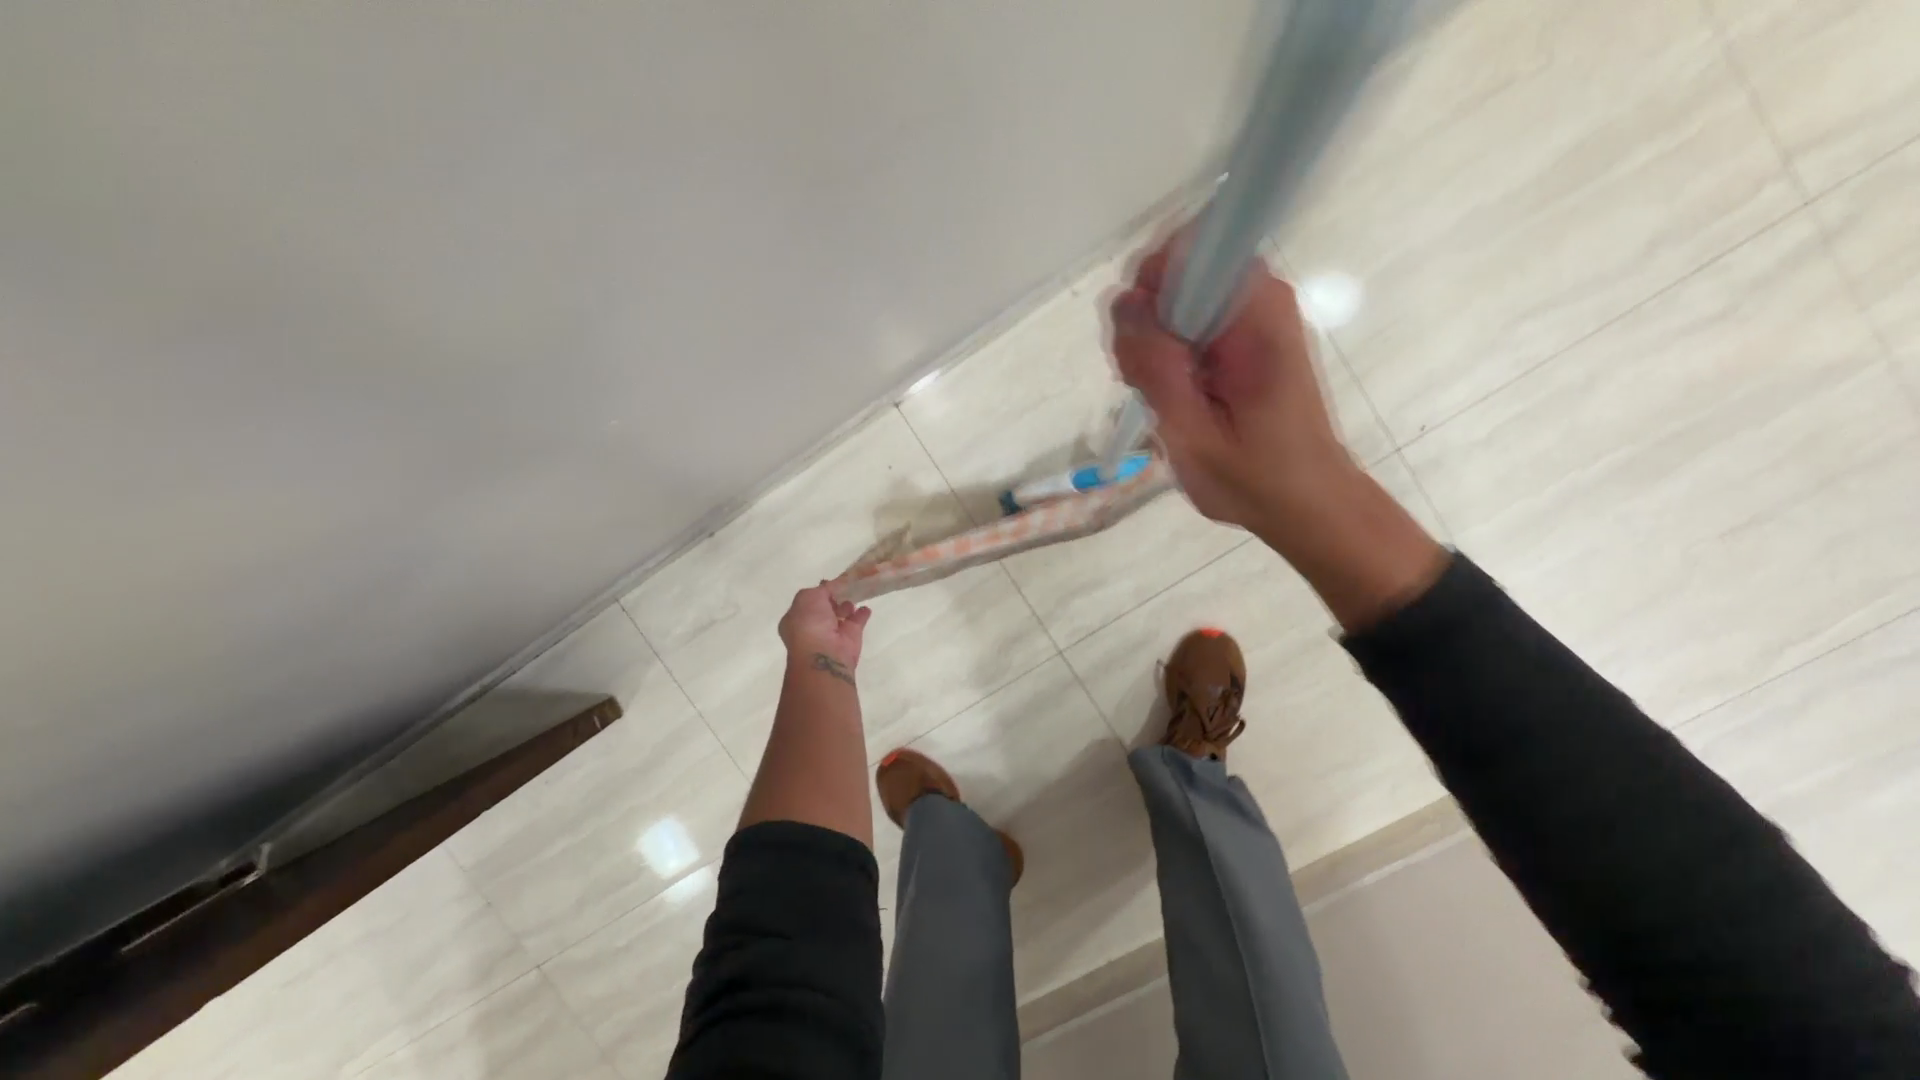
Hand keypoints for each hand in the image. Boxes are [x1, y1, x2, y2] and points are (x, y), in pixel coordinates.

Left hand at [778, 583, 871, 676]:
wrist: (823, 654)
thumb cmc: (809, 623)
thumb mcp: (808, 597)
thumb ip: (820, 589)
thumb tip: (830, 588)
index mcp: (796, 618)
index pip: (807, 602)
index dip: (818, 592)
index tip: (828, 583)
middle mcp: (812, 627)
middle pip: (824, 609)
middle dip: (833, 599)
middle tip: (843, 588)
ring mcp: (831, 634)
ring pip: (840, 616)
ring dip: (847, 606)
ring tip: (854, 597)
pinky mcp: (850, 639)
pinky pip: (857, 623)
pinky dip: (862, 614)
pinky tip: (865, 608)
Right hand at [1108, 240, 1356, 537]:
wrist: (1307, 505)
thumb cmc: (1256, 479)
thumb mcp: (1193, 434)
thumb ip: (1156, 367)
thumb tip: (1124, 302)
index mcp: (1256, 313)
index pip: (1192, 247)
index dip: (1153, 284)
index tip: (1141, 341)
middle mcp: (1256, 300)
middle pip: (1175, 272)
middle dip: (1145, 322)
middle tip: (1146, 384)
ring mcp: (1247, 318)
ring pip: (1173, 300)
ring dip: (1151, 345)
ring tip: (1162, 400)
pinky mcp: (1240, 338)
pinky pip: (1185, 323)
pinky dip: (1165, 355)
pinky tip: (1171, 398)